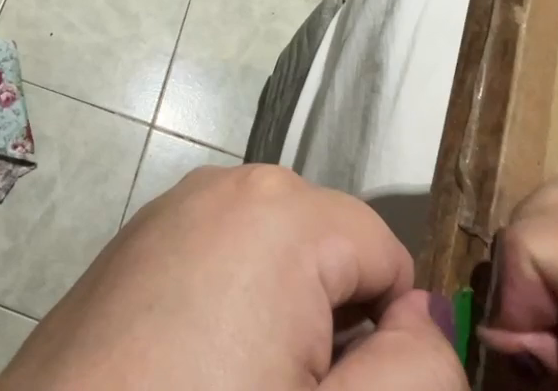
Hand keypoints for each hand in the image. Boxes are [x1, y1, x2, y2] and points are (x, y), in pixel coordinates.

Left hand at [0, 164, 465, 390]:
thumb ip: (417, 367)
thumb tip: (425, 318)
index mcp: (280, 210)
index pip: (387, 256)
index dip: (387, 335)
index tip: (337, 385)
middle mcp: (223, 186)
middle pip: (327, 248)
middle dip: (331, 319)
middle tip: (282, 382)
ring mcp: (170, 209)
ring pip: (272, 257)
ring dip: (279, 316)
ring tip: (235, 378)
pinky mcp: (133, 243)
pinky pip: (217, 262)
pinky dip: (226, 308)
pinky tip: (190, 368)